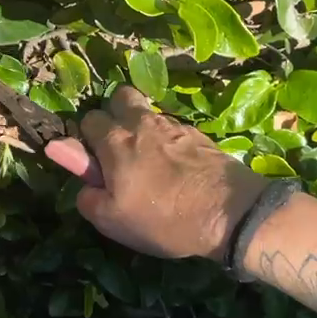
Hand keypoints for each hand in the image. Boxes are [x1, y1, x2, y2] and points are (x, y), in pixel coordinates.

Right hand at [44, 86, 267, 259]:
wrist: (231, 213)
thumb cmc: (163, 217)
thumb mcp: (112, 220)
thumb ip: (87, 197)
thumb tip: (85, 183)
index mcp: (115, 140)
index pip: (88, 119)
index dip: (88, 139)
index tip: (95, 161)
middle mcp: (142, 123)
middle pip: (120, 96)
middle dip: (114, 114)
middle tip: (119, 147)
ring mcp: (174, 126)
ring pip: (148, 113)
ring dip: (143, 129)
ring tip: (151, 162)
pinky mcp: (199, 135)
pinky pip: (173, 129)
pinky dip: (169, 142)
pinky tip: (177, 168)